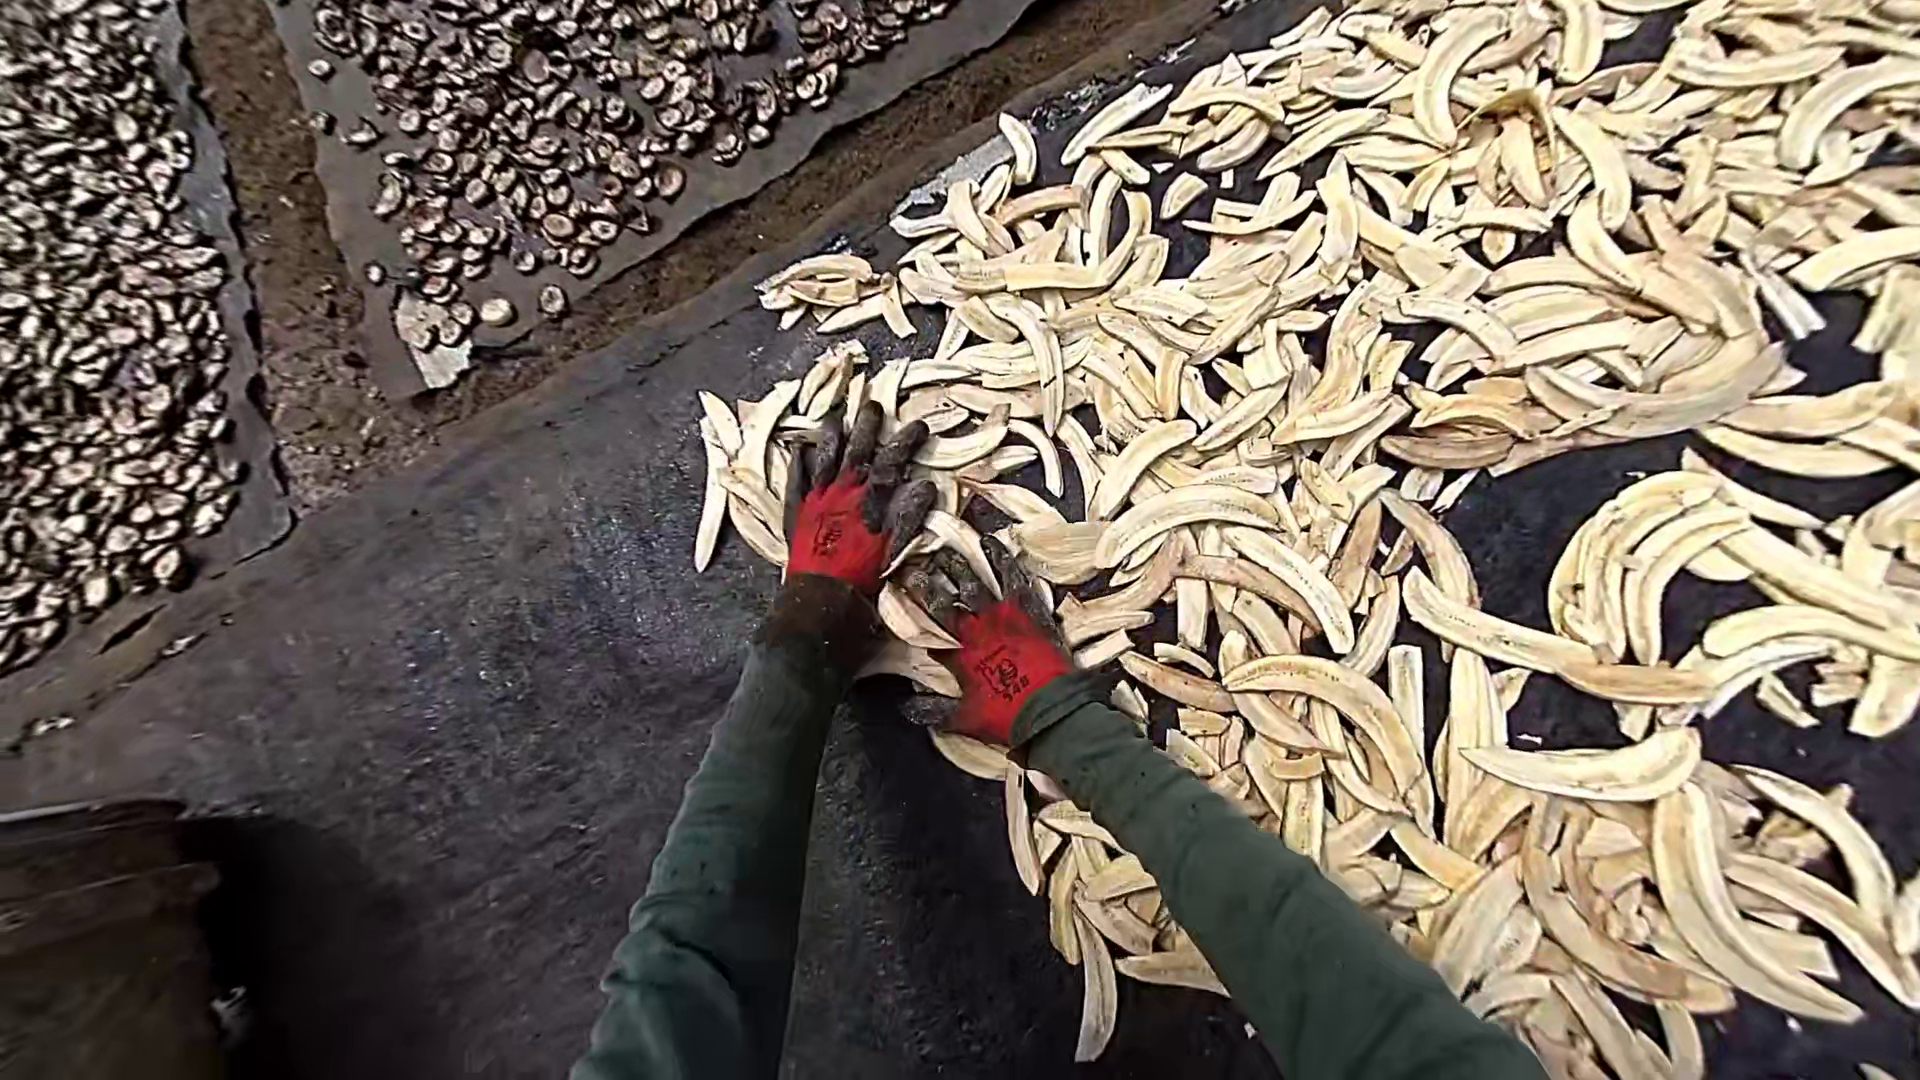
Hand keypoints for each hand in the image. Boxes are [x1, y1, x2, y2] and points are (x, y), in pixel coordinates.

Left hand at [783, 401, 935, 595]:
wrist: (823, 595)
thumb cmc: (864, 575)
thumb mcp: (895, 545)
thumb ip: (909, 512)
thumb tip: (925, 485)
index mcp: (872, 497)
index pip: (894, 460)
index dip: (908, 441)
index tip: (919, 425)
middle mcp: (845, 490)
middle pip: (858, 449)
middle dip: (868, 425)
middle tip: (872, 405)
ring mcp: (818, 497)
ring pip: (827, 456)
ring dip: (833, 435)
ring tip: (837, 417)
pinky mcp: (798, 510)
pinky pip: (798, 478)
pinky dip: (799, 461)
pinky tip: (800, 447)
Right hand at [909, 540, 1074, 745]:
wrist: (1052, 712)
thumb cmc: (1008, 716)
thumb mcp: (965, 718)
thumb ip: (931, 710)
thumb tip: (905, 705)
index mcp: (959, 653)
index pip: (929, 625)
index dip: (913, 607)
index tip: (899, 591)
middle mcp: (976, 629)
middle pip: (945, 598)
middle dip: (926, 581)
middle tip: (913, 566)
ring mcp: (1003, 615)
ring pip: (974, 582)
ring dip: (956, 565)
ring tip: (942, 552)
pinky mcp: (1028, 608)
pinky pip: (1011, 576)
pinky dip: (1000, 558)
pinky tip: (989, 542)